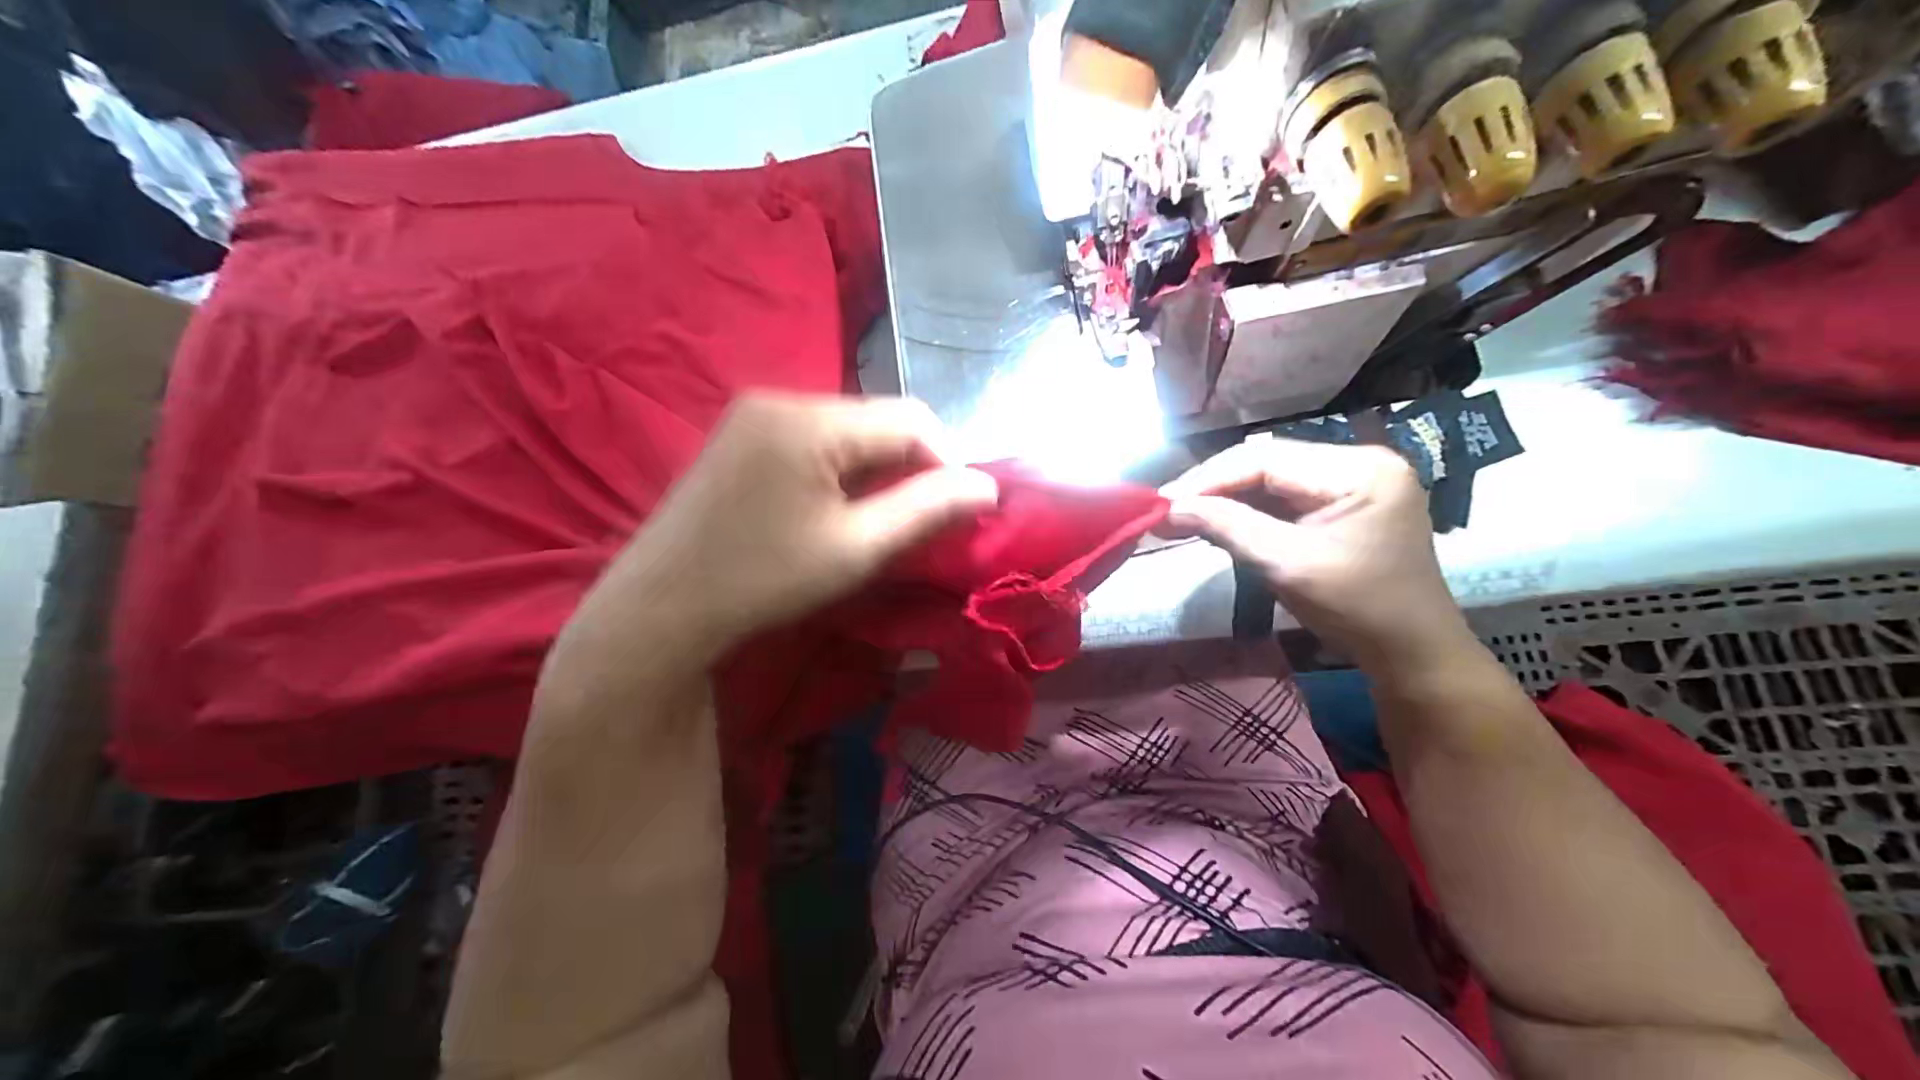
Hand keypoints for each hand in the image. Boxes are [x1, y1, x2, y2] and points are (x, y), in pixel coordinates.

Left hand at [614, 393, 997, 655]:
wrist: (660, 607)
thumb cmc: (764, 580)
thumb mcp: (857, 549)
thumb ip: (928, 509)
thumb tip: (988, 486)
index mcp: (811, 419)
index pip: (912, 418)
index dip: (946, 461)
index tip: (954, 514)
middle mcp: (781, 398)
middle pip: (877, 419)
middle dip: (909, 466)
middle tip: (914, 523)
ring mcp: (753, 413)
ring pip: (847, 429)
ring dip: (876, 469)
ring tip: (874, 521)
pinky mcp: (738, 434)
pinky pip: (811, 438)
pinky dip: (839, 468)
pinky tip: (831, 509)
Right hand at [1161, 438, 1471, 669]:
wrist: (1412, 653)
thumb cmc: (1357, 608)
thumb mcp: (1287, 565)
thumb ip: (1227, 526)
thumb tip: (1168, 507)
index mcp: (1359, 468)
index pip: (1264, 458)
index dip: (1207, 479)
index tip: (1163, 503)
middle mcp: (1358, 461)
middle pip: (1266, 462)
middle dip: (1213, 487)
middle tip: (1166, 511)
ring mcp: (1353, 480)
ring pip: (1270, 478)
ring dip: (1226, 497)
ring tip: (1182, 516)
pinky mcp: (1343, 502)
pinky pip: (1284, 496)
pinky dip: (1247, 509)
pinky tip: (1217, 521)